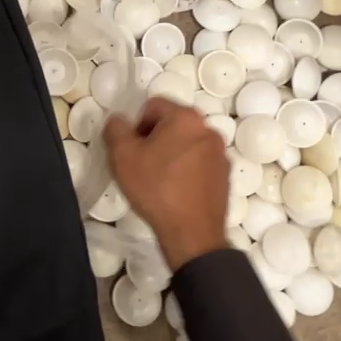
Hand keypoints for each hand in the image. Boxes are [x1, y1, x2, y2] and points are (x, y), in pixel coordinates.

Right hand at [103, 97, 229, 270]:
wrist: (192, 234)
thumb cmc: (156, 188)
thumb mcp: (122, 155)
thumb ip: (116, 128)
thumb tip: (120, 122)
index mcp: (186, 118)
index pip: (152, 106)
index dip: (136, 125)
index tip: (131, 149)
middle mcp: (208, 130)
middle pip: (171, 124)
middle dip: (154, 139)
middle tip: (141, 163)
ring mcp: (220, 154)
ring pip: (186, 144)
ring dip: (170, 154)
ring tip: (158, 180)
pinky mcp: (225, 176)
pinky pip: (199, 163)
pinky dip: (186, 170)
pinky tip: (175, 191)